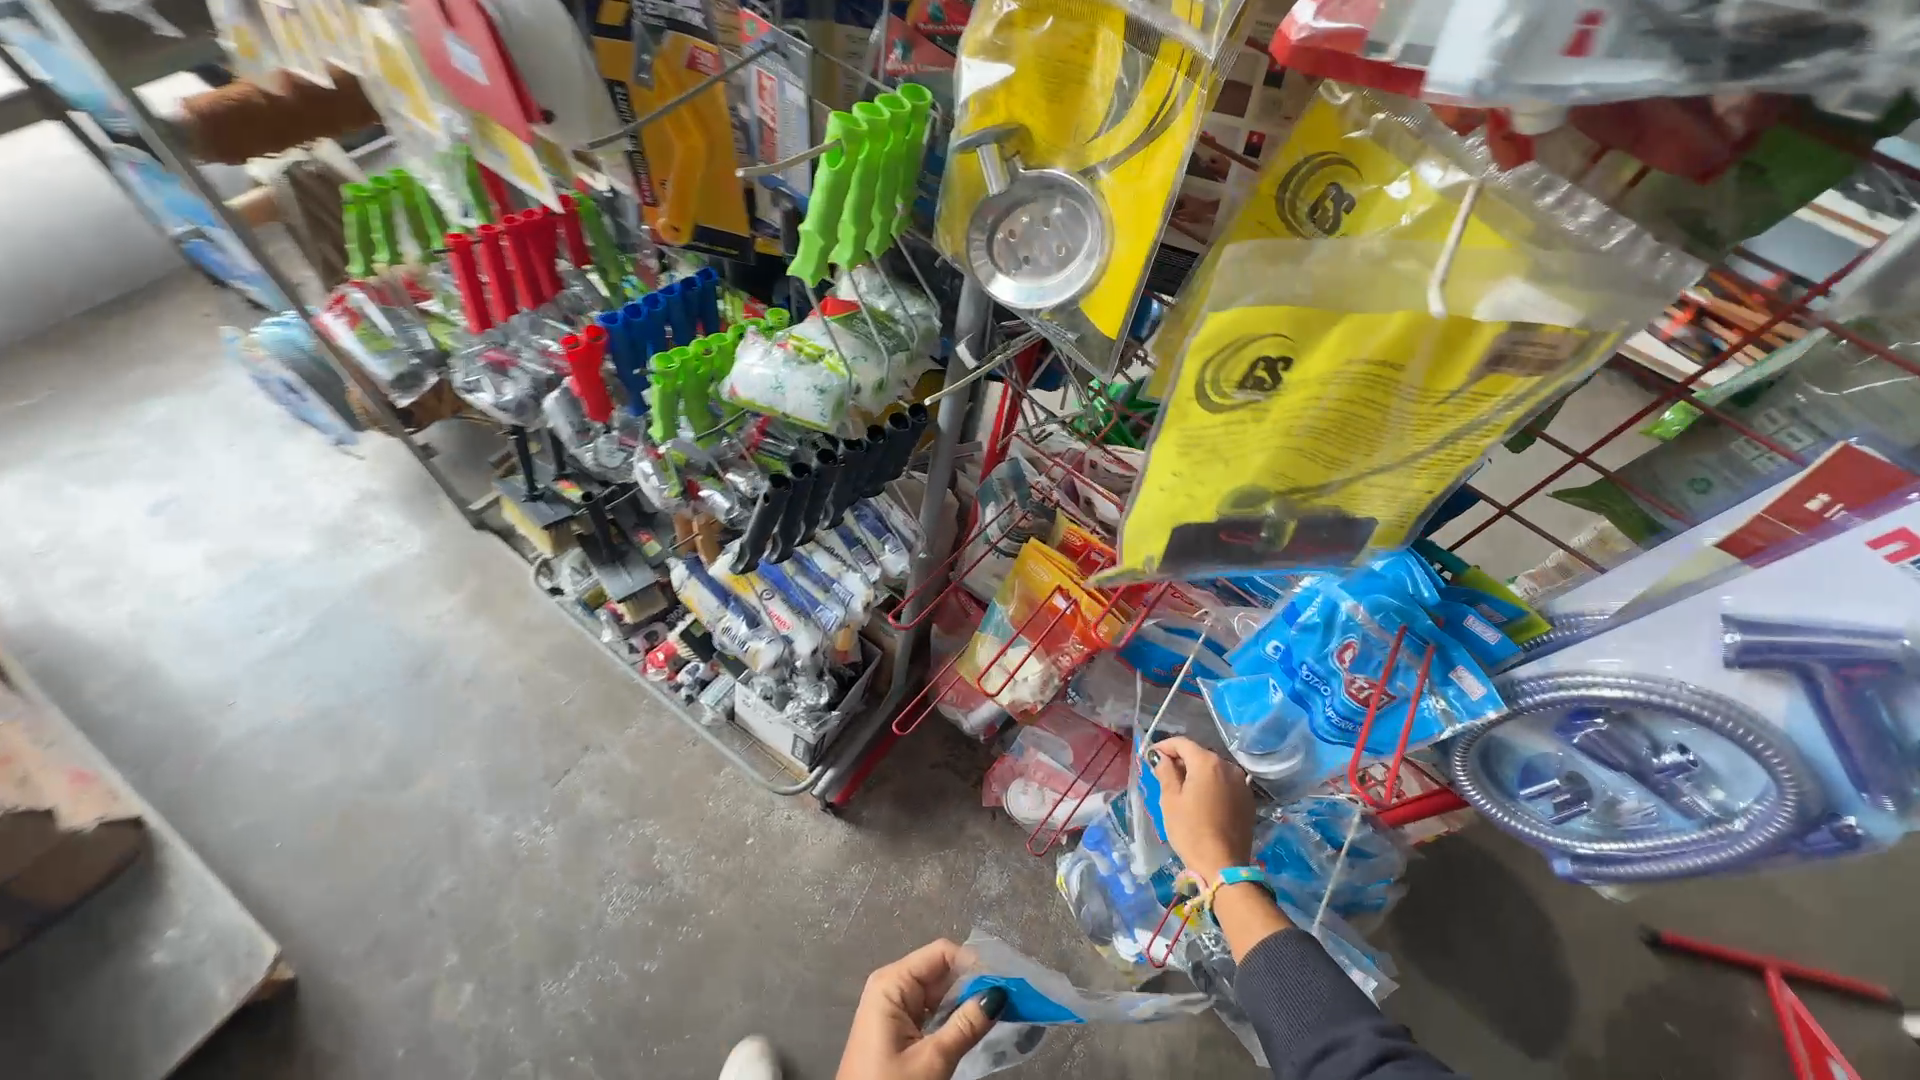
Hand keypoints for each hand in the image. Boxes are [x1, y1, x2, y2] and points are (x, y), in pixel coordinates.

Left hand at [835, 939, 1006, 1079]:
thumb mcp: (932, 1060)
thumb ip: (966, 1025)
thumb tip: (999, 994)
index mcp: (893, 982)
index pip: (941, 954)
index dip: (974, 964)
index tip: (1005, 985)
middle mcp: (893, 985)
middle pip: (942, 971)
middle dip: (975, 983)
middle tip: (1011, 1000)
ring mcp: (895, 1007)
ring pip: (940, 993)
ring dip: (968, 1001)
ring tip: (1002, 1011)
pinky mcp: (900, 1028)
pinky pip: (933, 1011)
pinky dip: (954, 1016)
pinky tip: (977, 1025)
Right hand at [1150, 737, 1254, 880]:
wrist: (1223, 865)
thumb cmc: (1190, 830)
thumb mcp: (1170, 799)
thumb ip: (1165, 771)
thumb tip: (1161, 757)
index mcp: (1207, 763)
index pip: (1182, 743)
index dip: (1164, 746)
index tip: (1151, 756)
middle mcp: (1228, 766)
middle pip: (1199, 754)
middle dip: (1181, 760)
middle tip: (1163, 774)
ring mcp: (1241, 782)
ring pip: (1213, 768)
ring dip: (1196, 772)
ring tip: (1182, 788)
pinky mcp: (1247, 799)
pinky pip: (1225, 782)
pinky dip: (1211, 784)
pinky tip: (1202, 799)